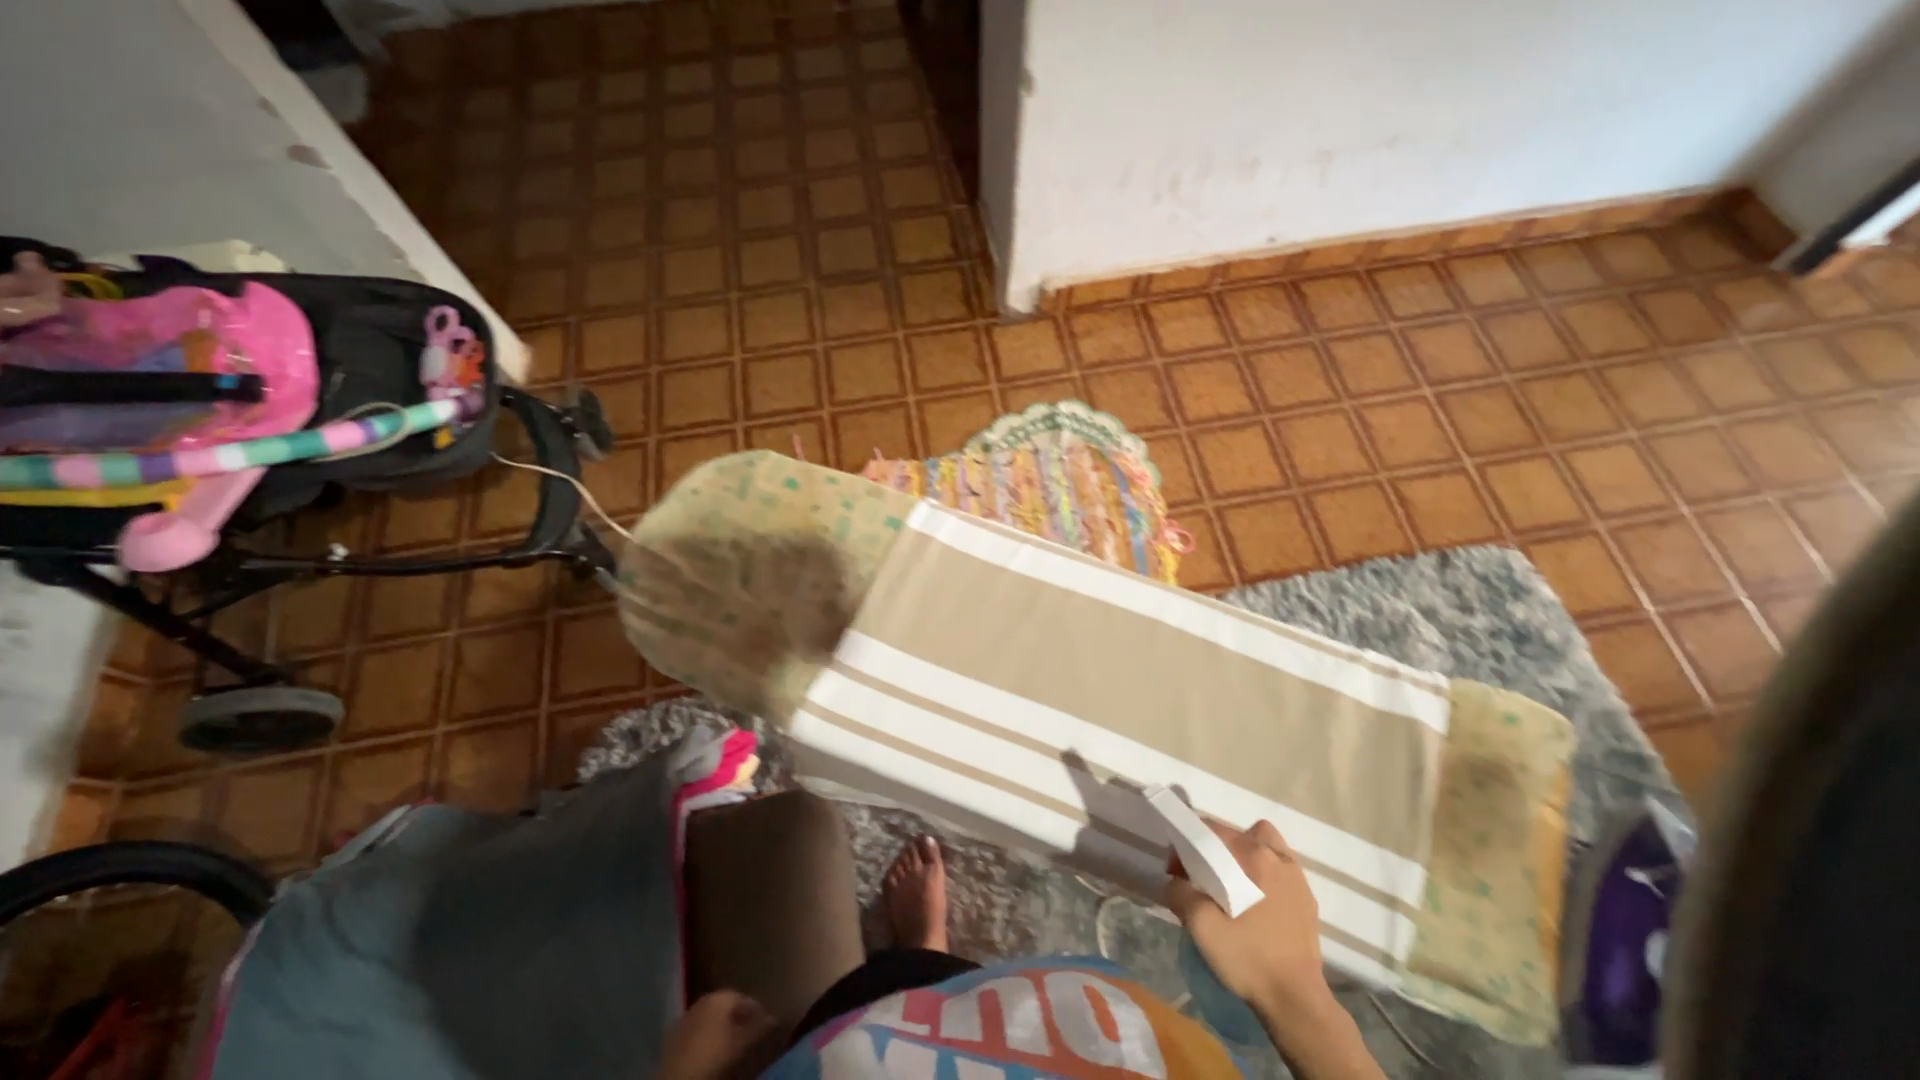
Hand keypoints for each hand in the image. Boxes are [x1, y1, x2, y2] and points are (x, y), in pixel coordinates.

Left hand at [659, 990, 776, 1079]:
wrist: (680, 1079)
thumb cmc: (716, 1054)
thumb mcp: (744, 1042)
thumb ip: (760, 1027)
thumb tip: (774, 1017)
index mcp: (717, 998)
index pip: (742, 997)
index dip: (755, 1009)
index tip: (764, 1021)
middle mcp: (699, 1002)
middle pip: (723, 1006)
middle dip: (737, 1017)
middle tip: (749, 1032)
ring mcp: (683, 1020)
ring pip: (708, 1019)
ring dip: (720, 1028)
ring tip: (731, 1043)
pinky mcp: (671, 1039)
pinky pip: (695, 1033)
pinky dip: (705, 1038)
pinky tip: (710, 1051)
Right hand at [1164, 819, 1328, 1009]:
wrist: (1295, 998)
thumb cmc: (1248, 957)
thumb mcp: (1201, 925)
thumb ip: (1180, 892)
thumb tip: (1175, 881)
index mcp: (1254, 856)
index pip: (1213, 829)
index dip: (1188, 843)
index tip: (1177, 871)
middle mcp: (1280, 858)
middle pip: (1240, 835)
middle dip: (1215, 849)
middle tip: (1202, 879)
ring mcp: (1298, 879)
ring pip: (1266, 847)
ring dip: (1245, 857)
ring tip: (1231, 887)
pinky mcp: (1307, 900)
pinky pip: (1280, 871)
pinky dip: (1263, 875)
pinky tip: (1254, 905)